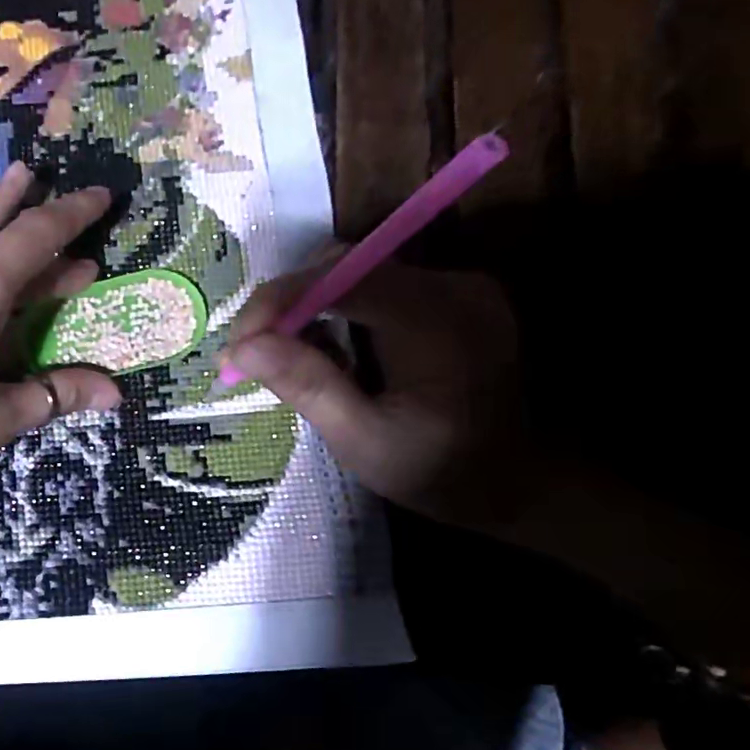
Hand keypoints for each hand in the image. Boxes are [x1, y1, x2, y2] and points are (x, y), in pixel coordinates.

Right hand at [222, 256, 533, 529]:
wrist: (512, 483)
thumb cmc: (435, 471)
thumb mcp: (361, 440)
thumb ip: (306, 385)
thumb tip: (241, 347)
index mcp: (438, 323)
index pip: (344, 277)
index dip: (280, 299)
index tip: (237, 343)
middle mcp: (453, 287)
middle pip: (346, 266)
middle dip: (289, 305)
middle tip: (253, 354)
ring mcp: (457, 286)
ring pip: (356, 273)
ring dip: (310, 309)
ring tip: (288, 359)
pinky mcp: (451, 296)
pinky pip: (377, 286)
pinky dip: (339, 312)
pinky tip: (329, 353)